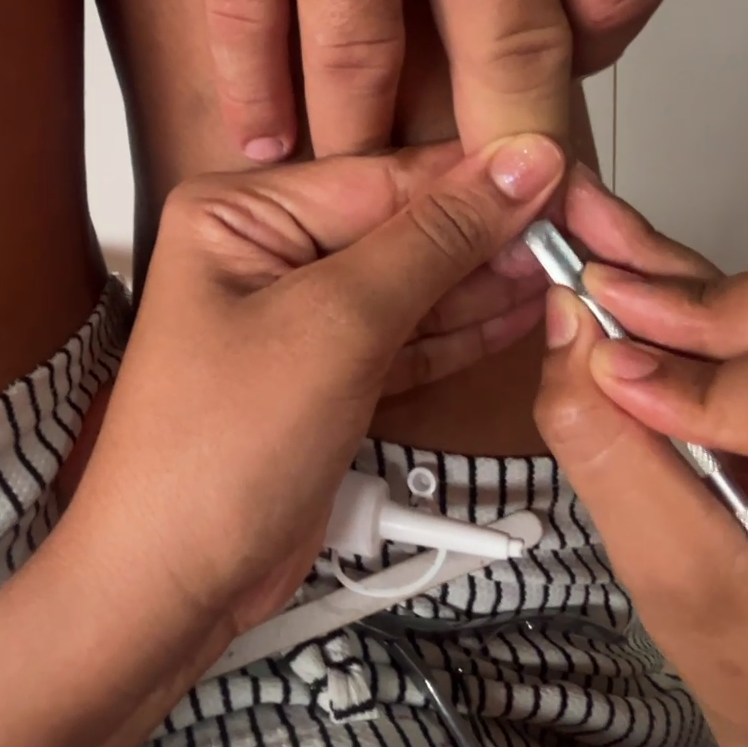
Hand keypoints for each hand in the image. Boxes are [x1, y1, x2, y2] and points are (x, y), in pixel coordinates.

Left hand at [68, 134, 564, 633]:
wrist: (174, 580)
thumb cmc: (215, 449)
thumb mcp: (336, 323)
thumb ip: (431, 241)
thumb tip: (513, 166)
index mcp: (237, 213)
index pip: (378, 177)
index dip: (474, 180)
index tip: (559, 174)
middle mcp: (262, 253)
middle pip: (396, 228)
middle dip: (482, 237)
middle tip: (573, 235)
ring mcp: (295, 315)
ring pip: (407, 284)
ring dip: (480, 283)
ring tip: (560, 270)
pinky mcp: (324, 371)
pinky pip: (402, 336)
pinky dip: (456, 331)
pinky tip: (515, 313)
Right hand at [111, 0, 672, 160]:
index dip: (594, 57)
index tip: (567, 78)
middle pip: (503, 49)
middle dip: (500, 146)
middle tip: (495, 210)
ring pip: (359, 52)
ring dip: (365, 137)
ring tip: (360, 182)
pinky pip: (244, 3)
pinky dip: (253, 86)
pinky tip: (264, 139)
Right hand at [527, 169, 747, 746]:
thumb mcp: (673, 576)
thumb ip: (610, 446)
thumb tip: (571, 315)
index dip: (722, 377)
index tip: (613, 375)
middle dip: (711, 312)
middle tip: (600, 297)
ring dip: (709, 295)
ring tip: (608, 280)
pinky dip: (720, 284)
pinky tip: (640, 252)